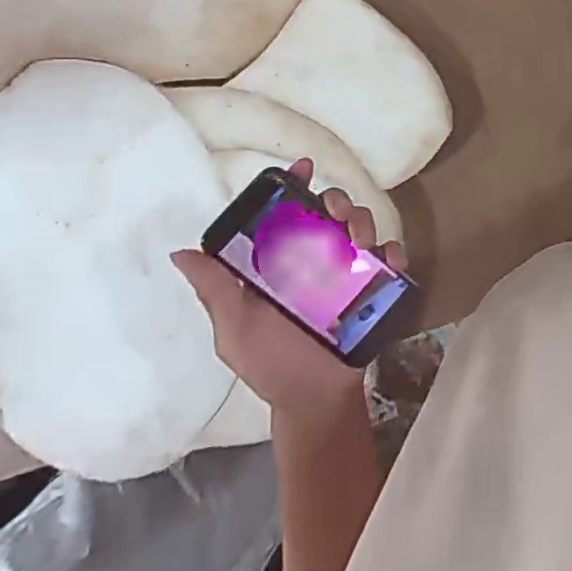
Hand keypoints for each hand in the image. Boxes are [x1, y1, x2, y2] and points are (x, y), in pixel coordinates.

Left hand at [173, 159, 406, 419]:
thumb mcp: (236, 329)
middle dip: (336, 200)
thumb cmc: (273, 364)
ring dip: (363, 220)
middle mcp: (313, 259)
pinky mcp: (372, 288)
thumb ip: (214, 290)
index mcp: (278, 262)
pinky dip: (391, 252)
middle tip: (337, 213)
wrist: (318, 402)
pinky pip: (387, 259)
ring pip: (359, 226)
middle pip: (327, 211)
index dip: (292, 184)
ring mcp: (345, 272)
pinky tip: (386, 259)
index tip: (303, 169)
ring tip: (361, 239)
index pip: (284, 212)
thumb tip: (180, 253)